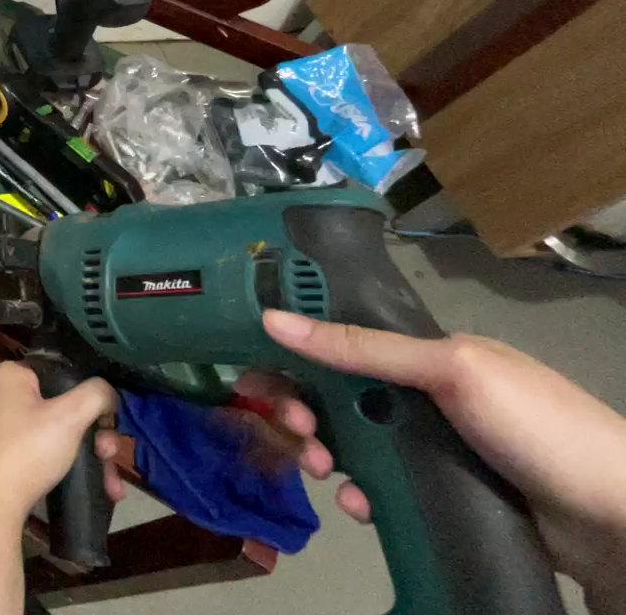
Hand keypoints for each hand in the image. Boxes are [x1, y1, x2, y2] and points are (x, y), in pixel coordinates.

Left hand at [0, 361, 125, 513]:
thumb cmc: (28, 447)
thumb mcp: (68, 416)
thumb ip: (95, 396)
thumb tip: (108, 392)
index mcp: (13, 374)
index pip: (63, 373)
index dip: (91, 396)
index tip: (109, 421)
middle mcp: (9, 394)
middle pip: (68, 407)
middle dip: (97, 435)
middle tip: (108, 455)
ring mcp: (11, 423)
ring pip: (65, 432)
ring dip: (93, 457)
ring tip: (112, 485)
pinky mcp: (16, 449)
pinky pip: (54, 449)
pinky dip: (77, 466)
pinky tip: (105, 489)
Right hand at [242, 309, 625, 596]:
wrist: (622, 524)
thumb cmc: (538, 428)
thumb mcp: (450, 370)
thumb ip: (360, 346)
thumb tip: (272, 318)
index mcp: (421, 357)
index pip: (335, 344)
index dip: (289, 355)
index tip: (254, 373)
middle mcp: (417, 397)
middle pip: (330, 397)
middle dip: (298, 410)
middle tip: (294, 427)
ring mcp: (426, 447)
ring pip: (346, 443)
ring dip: (320, 453)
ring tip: (322, 470)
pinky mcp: (434, 491)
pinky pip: (375, 486)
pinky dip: (357, 494)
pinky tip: (358, 504)